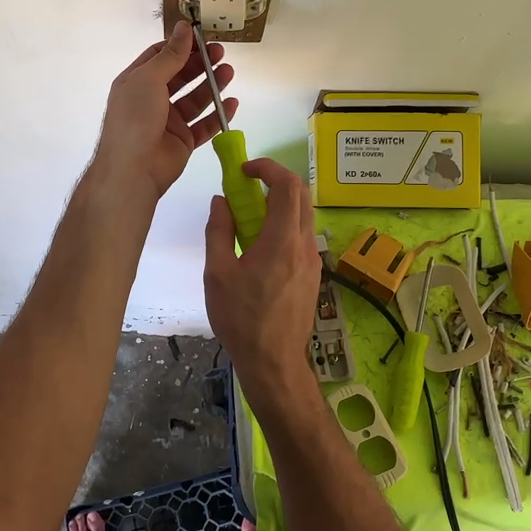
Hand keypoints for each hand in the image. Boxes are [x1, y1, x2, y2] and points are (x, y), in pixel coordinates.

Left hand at [91, 21, 237, 199]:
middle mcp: (151, 100)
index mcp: (136, 82)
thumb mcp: (148, 79)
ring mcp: (168, 121)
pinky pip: (204, 124)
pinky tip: (232, 102)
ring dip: (212, 85)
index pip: (159, 56)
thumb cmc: (135, 117)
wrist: (133, 169)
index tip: (201, 36)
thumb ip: (170, 55)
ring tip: (229, 72)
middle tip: (220, 53)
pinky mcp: (183, 140)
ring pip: (195, 99)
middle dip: (200, 63)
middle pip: (180, 76)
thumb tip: (184, 27)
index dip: (180, 46)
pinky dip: (218, 113)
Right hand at [204, 159, 320, 399]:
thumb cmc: (241, 319)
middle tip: (245, 190)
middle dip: (273, 182)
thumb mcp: (217, 274)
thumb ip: (219, 232)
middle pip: (300, 195)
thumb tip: (221, 202)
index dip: (266, 168)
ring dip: (278, 206)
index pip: (286, 185)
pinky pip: (301, 237)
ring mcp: (313, 260)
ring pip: (302, 216)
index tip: (243, 170)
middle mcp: (305, 245)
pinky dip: (283, 227)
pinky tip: (259, 250)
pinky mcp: (312, 275)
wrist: (274, 362)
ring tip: (248, 223)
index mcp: (282, 240)